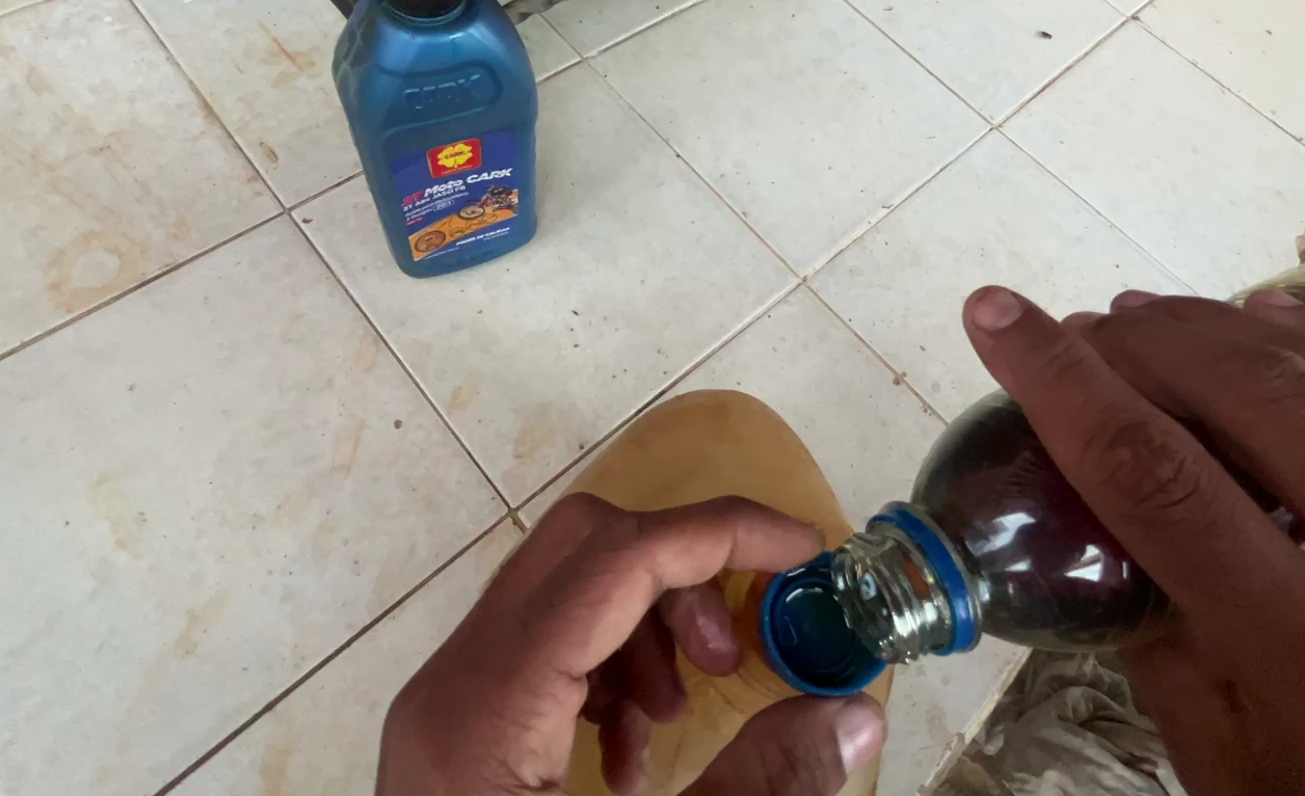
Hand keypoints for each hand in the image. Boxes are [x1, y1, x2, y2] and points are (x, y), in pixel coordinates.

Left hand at [376, 493, 887, 795]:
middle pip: (581, 544)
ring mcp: (450, 695)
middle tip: (730, 648)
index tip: (802, 548)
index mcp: (489, 711)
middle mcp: (455, 679)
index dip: (721, 534)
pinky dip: (609, 664)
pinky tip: (630, 751)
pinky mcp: (460, 719)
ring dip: (644, 623)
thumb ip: (760, 791)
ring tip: (677, 713)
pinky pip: (545, 640)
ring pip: (563, 582)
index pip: (614, 559)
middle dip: (678, 570)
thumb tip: (854, 716)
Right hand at [962, 286, 1304, 795]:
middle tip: (1081, 330)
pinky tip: (1268, 318)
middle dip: (1145, 342)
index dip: (1060, 381)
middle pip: (1266, 404)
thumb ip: (1163, 630)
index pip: (1162, 485)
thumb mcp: (1234, 772)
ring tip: (1150, 319)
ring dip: (1228, 327)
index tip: (992, 315)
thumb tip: (1105, 496)